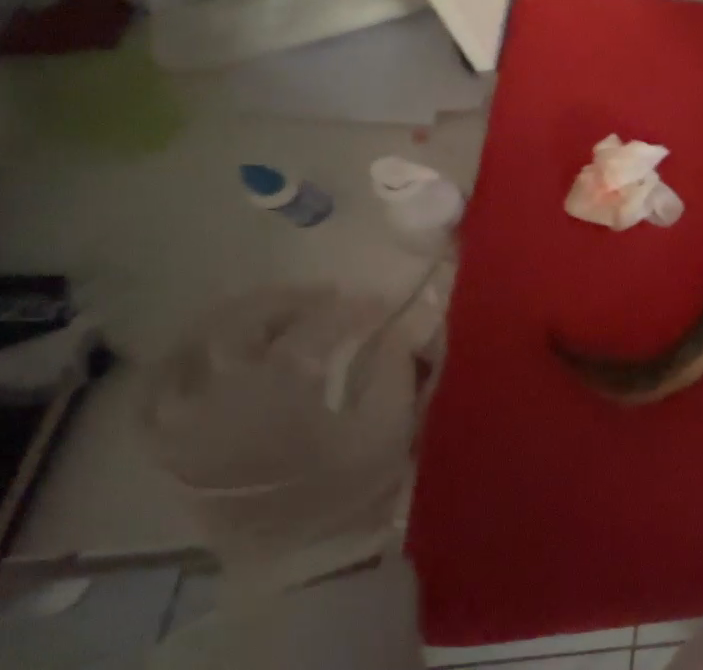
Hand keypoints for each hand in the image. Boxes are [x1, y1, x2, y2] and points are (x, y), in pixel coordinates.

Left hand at [142, 287, 419, 590]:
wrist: (298, 550)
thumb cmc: (350, 483)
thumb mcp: (389, 422)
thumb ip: (393, 366)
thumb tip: (400, 324)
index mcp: (282, 383)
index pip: (319, 322)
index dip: (354, 308)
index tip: (382, 306)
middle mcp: (221, 389)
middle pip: (244, 320)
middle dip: (289, 301)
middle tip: (326, 299)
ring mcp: (182, 415)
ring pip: (194, 344)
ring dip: (235, 321)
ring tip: (272, 319)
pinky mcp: (164, 441)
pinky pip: (155, 387)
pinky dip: (180, 361)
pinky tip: (210, 355)